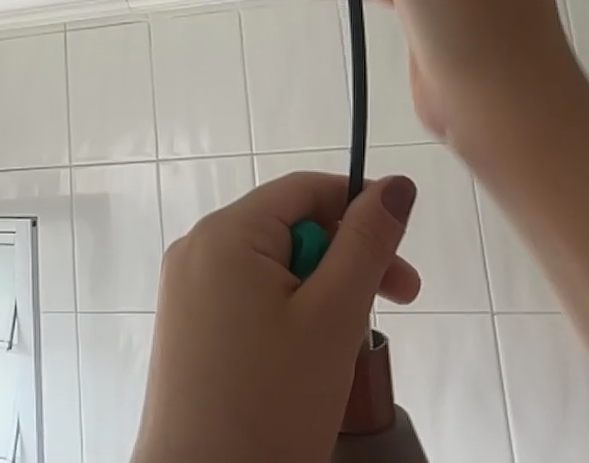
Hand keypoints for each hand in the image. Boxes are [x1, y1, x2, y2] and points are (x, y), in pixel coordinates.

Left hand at [133, 172, 419, 462]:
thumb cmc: (271, 403)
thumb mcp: (333, 316)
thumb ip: (367, 243)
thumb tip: (397, 184)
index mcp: (226, 233)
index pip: (305, 189)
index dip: (359, 207)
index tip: (401, 252)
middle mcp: (198, 248)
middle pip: (290, 227)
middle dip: (347, 258)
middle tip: (400, 300)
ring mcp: (187, 289)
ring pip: (275, 265)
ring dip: (322, 292)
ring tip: (350, 344)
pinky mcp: (187, 327)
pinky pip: (250, 295)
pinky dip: (289, 313)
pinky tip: (308, 360)